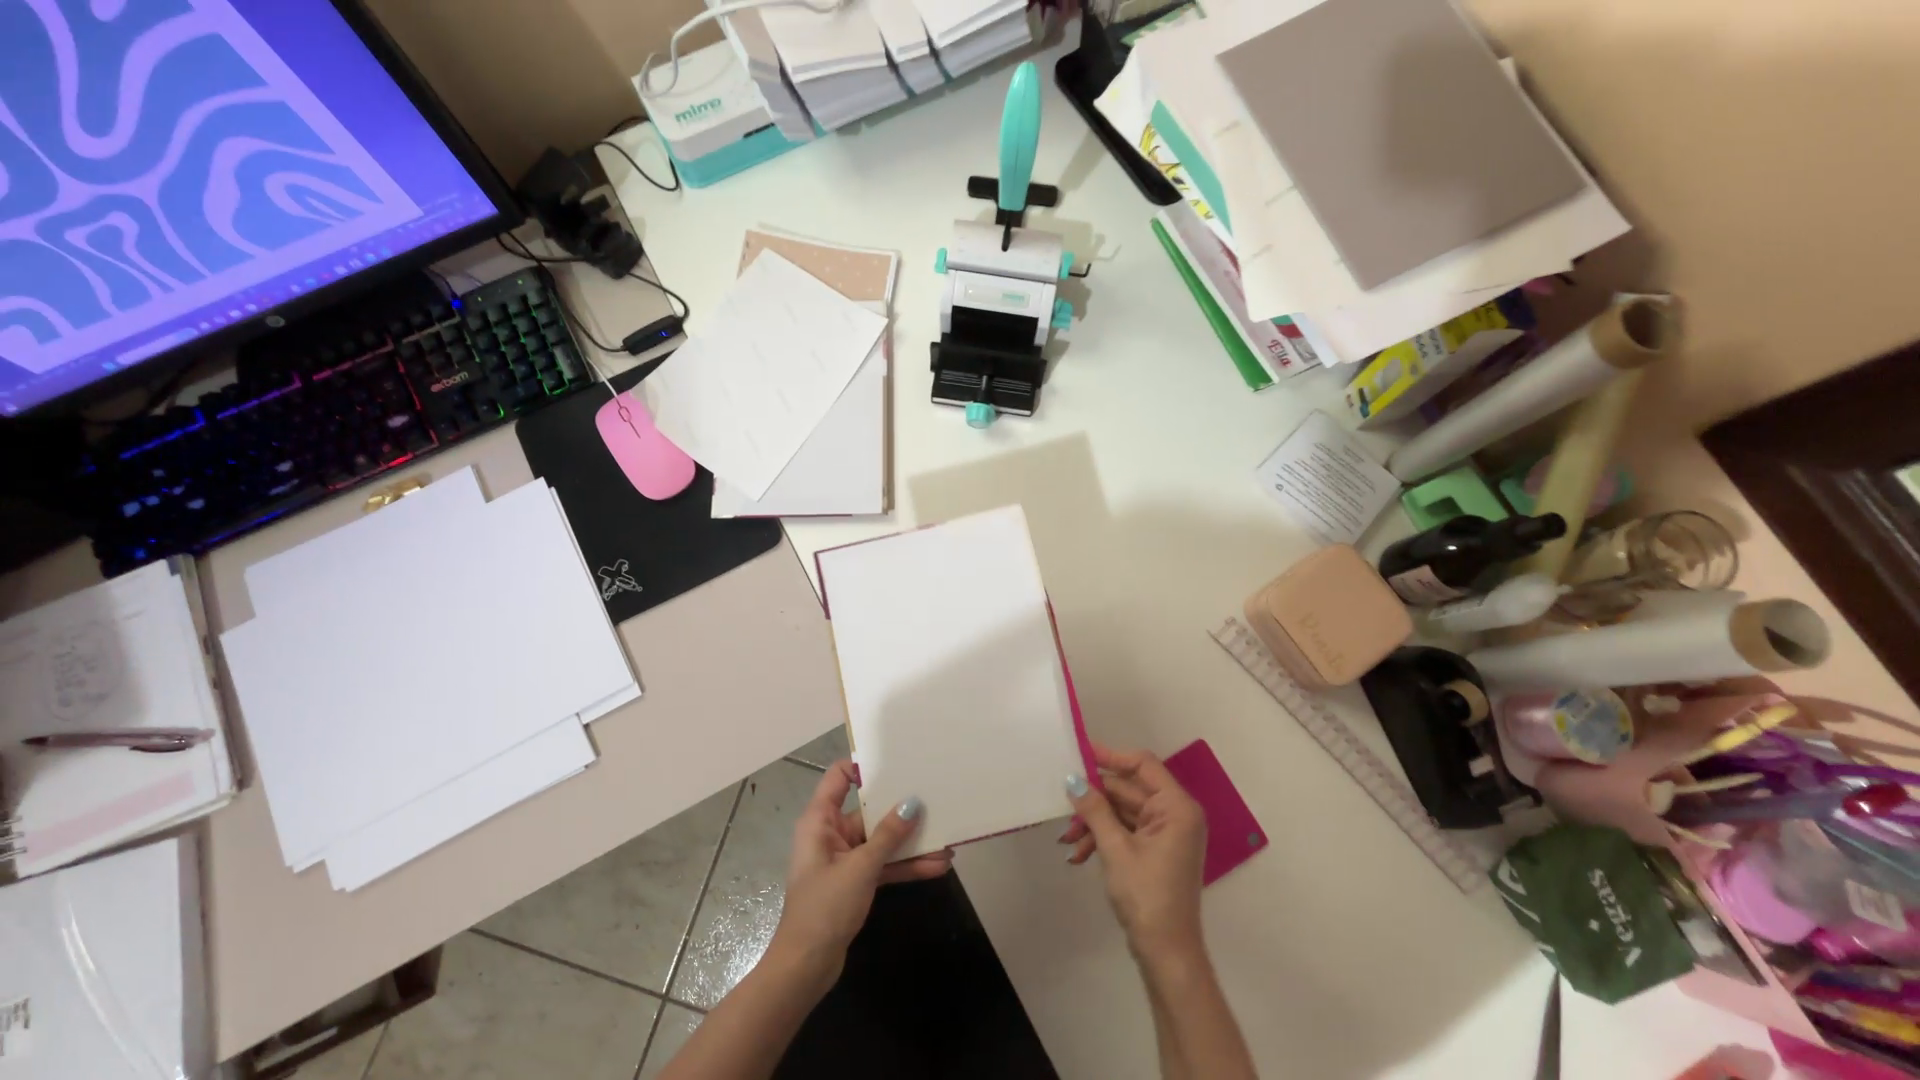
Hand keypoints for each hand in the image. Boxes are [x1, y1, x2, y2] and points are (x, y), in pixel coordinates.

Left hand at [770, 760, 952, 981]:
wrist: (806, 965)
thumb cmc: (825, 907)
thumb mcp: (861, 867)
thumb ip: (888, 835)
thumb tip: (912, 803)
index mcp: (819, 821)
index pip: (838, 777)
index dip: (865, 765)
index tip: (898, 758)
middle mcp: (830, 833)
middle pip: (868, 809)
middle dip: (902, 807)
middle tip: (936, 796)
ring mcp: (844, 859)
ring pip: (881, 840)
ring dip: (911, 841)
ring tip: (948, 838)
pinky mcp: (855, 882)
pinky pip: (884, 864)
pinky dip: (906, 865)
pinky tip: (938, 866)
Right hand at [1060, 742, 1207, 960]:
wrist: (1166, 951)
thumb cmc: (1147, 895)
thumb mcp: (1115, 849)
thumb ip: (1095, 810)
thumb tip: (1073, 779)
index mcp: (1177, 807)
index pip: (1142, 765)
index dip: (1111, 756)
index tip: (1079, 752)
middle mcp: (1176, 814)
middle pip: (1129, 790)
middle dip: (1095, 801)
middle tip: (1063, 805)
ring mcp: (1166, 834)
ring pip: (1123, 813)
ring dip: (1094, 823)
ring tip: (1068, 841)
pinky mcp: (1156, 851)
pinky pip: (1126, 832)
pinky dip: (1103, 839)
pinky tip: (1079, 854)